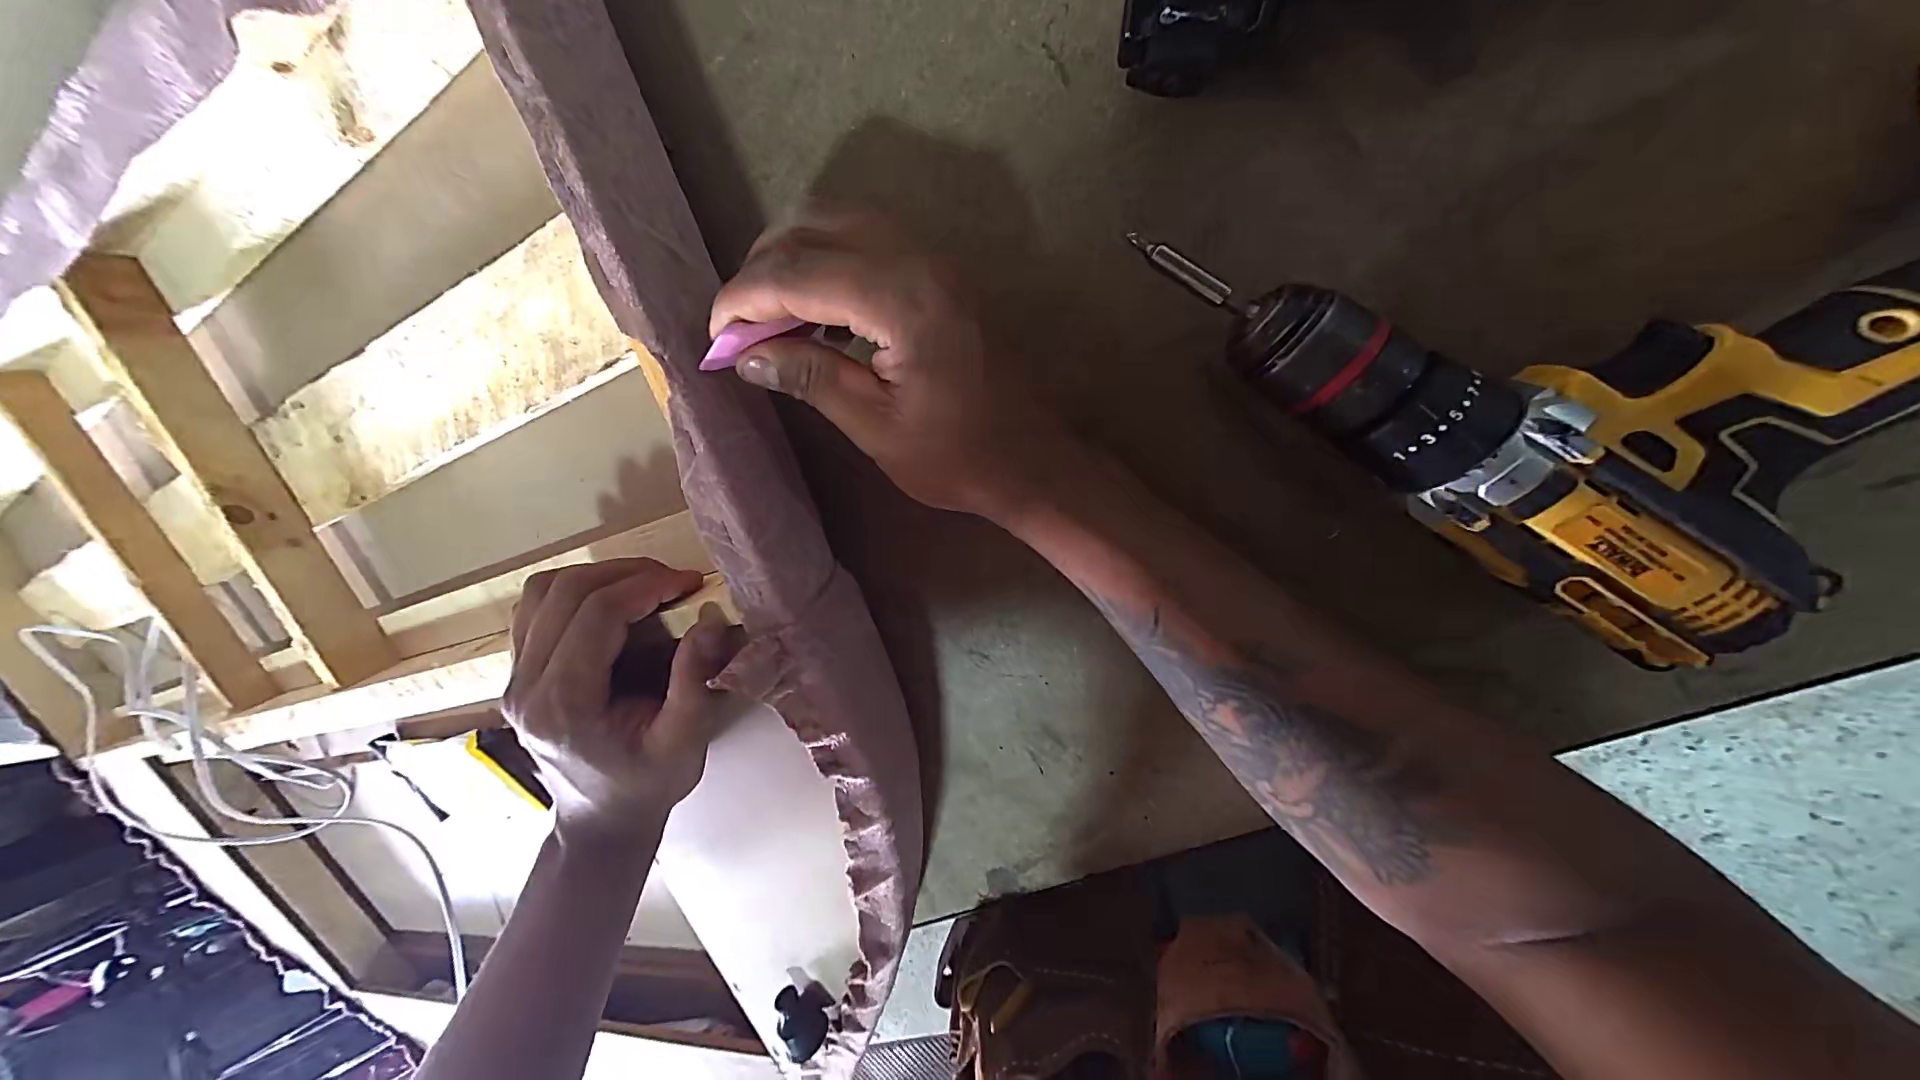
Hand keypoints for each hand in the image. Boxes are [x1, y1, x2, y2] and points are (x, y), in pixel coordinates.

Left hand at [503, 559, 743, 847]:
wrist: (601, 819)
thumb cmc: (646, 785)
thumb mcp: (683, 742)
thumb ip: (695, 681)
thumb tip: (710, 622)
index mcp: (564, 703)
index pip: (595, 614)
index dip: (645, 585)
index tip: (689, 583)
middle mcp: (527, 685)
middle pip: (563, 592)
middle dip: (625, 572)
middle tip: (673, 581)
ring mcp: (516, 678)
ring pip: (542, 592)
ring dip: (598, 575)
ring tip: (645, 585)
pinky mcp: (521, 673)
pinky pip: (537, 609)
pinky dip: (577, 592)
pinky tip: (614, 602)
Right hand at [710, 208, 1077, 521]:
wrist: (1031, 460)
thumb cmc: (958, 457)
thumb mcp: (876, 428)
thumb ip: (810, 378)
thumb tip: (746, 354)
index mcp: (901, 300)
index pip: (797, 272)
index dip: (744, 299)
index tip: (715, 336)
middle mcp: (919, 261)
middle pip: (814, 227)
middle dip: (763, 270)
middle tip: (740, 327)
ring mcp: (936, 262)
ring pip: (842, 225)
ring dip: (795, 261)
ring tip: (771, 321)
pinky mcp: (942, 276)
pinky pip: (870, 244)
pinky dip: (831, 267)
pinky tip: (818, 318)